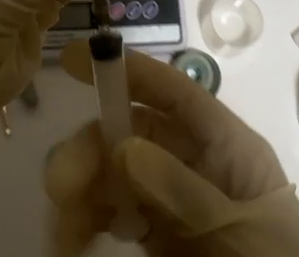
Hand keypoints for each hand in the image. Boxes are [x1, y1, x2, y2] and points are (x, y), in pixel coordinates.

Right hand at [44, 42, 298, 256]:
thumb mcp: (238, 228)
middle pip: (134, 134)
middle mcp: (196, 164)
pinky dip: (88, 222)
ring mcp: (175, 201)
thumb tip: (123, 145)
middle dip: (93, 149)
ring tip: (62, 230)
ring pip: (116, 175)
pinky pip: (115, 216)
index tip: (73, 59)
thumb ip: (183, 189)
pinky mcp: (159, 238)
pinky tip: (71, 238)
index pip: (175, 94)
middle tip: (60, 185)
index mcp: (229, 146)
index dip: (128, 71)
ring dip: (82, 192)